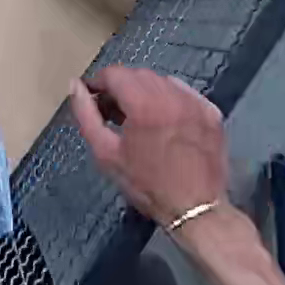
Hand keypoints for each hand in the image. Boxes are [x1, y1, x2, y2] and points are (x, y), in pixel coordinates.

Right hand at [68, 67, 227, 228]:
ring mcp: (194, 101)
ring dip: (145, 91)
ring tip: (139, 117)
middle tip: (113, 111)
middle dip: (120, 87)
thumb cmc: (146, 184)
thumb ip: (86, 115)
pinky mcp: (210, 110)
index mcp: (143, 103)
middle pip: (137, 74)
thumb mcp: (106, 153)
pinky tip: (164, 119)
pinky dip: (169, 98)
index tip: (93, 98)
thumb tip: (74, 84)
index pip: (114, 73)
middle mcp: (171, 94)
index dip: (98, 82)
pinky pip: (183, 92)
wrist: (197, 210)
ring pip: (160, 81)